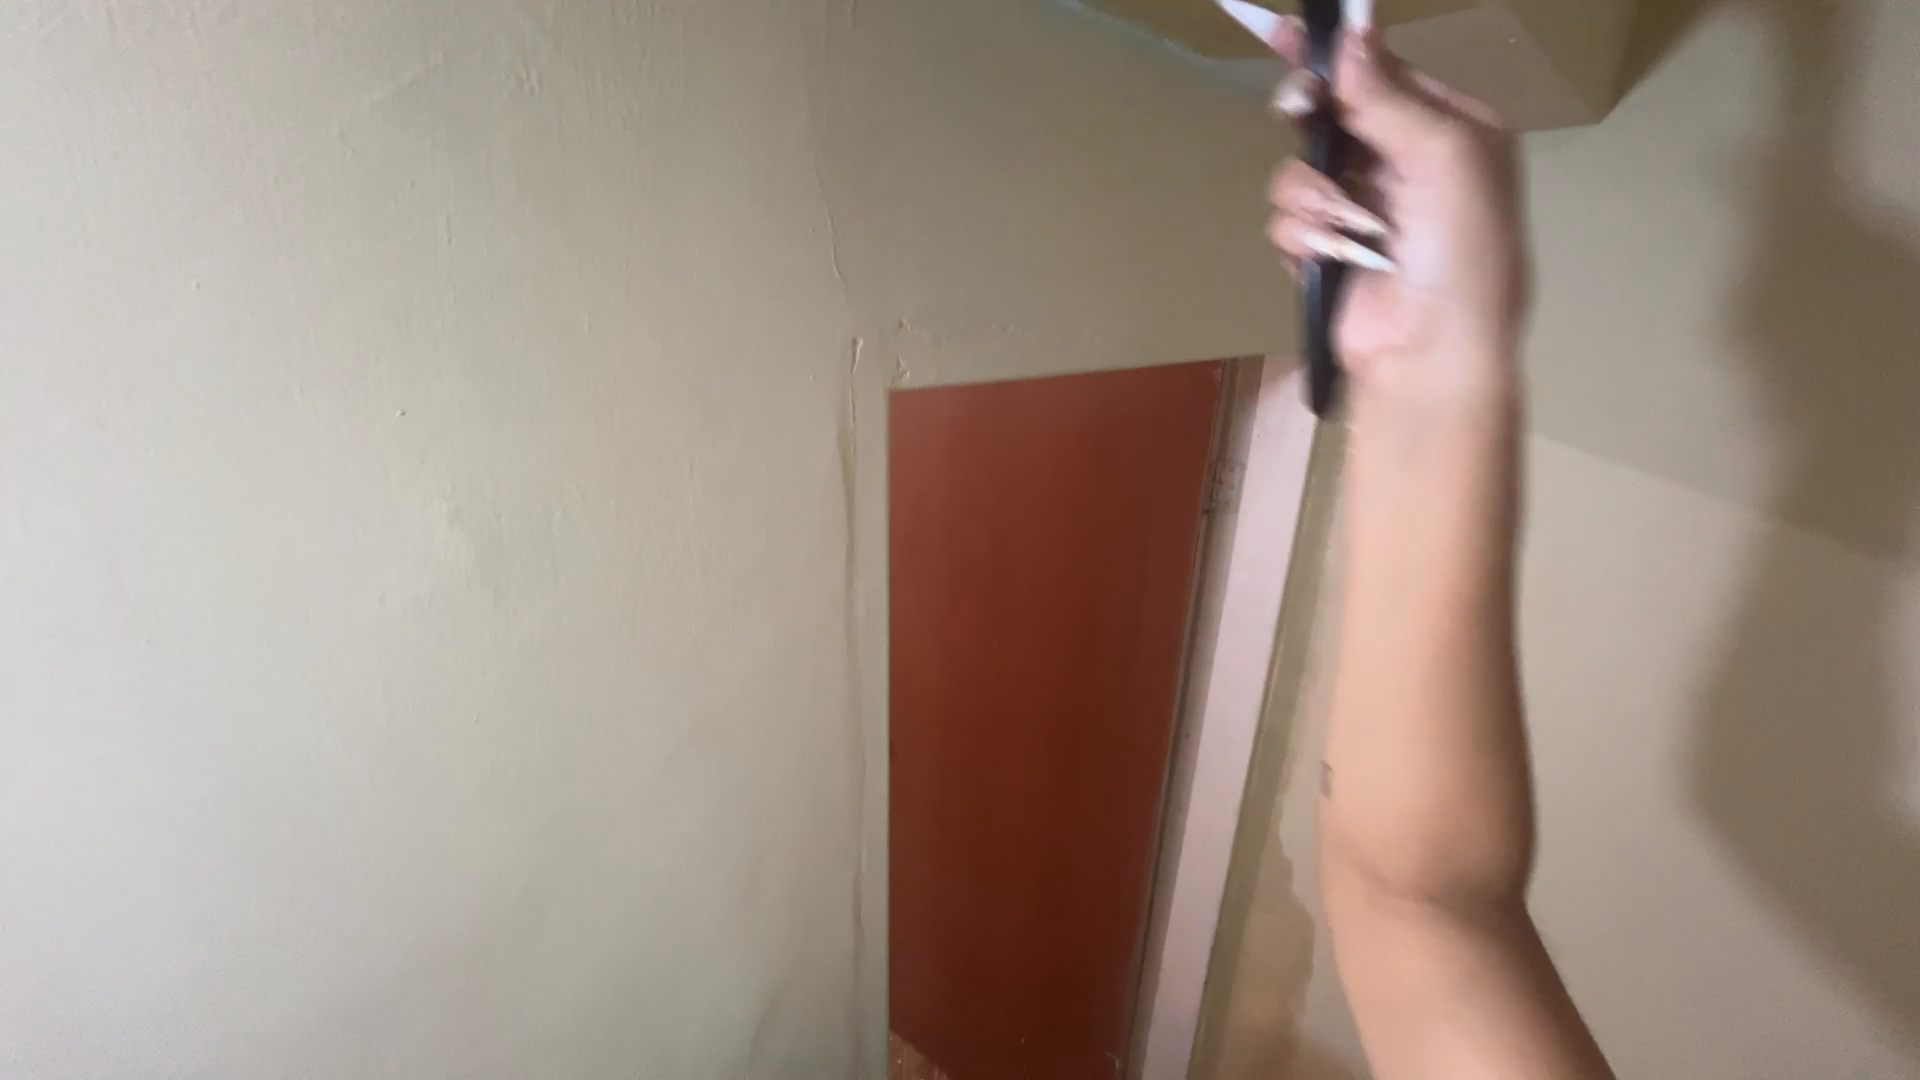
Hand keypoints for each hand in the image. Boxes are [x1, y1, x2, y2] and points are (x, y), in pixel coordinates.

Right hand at [1240, 10, 1531, 409]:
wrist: (1430, 349)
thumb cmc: (1461, 250)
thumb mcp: (1443, 158)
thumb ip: (1390, 99)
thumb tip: (1353, 33)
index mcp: (1441, 130)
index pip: (1377, 74)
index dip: (1333, 53)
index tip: (1285, 31)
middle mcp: (1394, 166)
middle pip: (1326, 120)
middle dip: (1313, 124)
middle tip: (1299, 115)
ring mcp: (1355, 213)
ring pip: (1296, 177)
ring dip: (1314, 201)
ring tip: (1350, 232)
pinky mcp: (1322, 254)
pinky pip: (1287, 226)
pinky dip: (1305, 241)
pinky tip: (1332, 259)